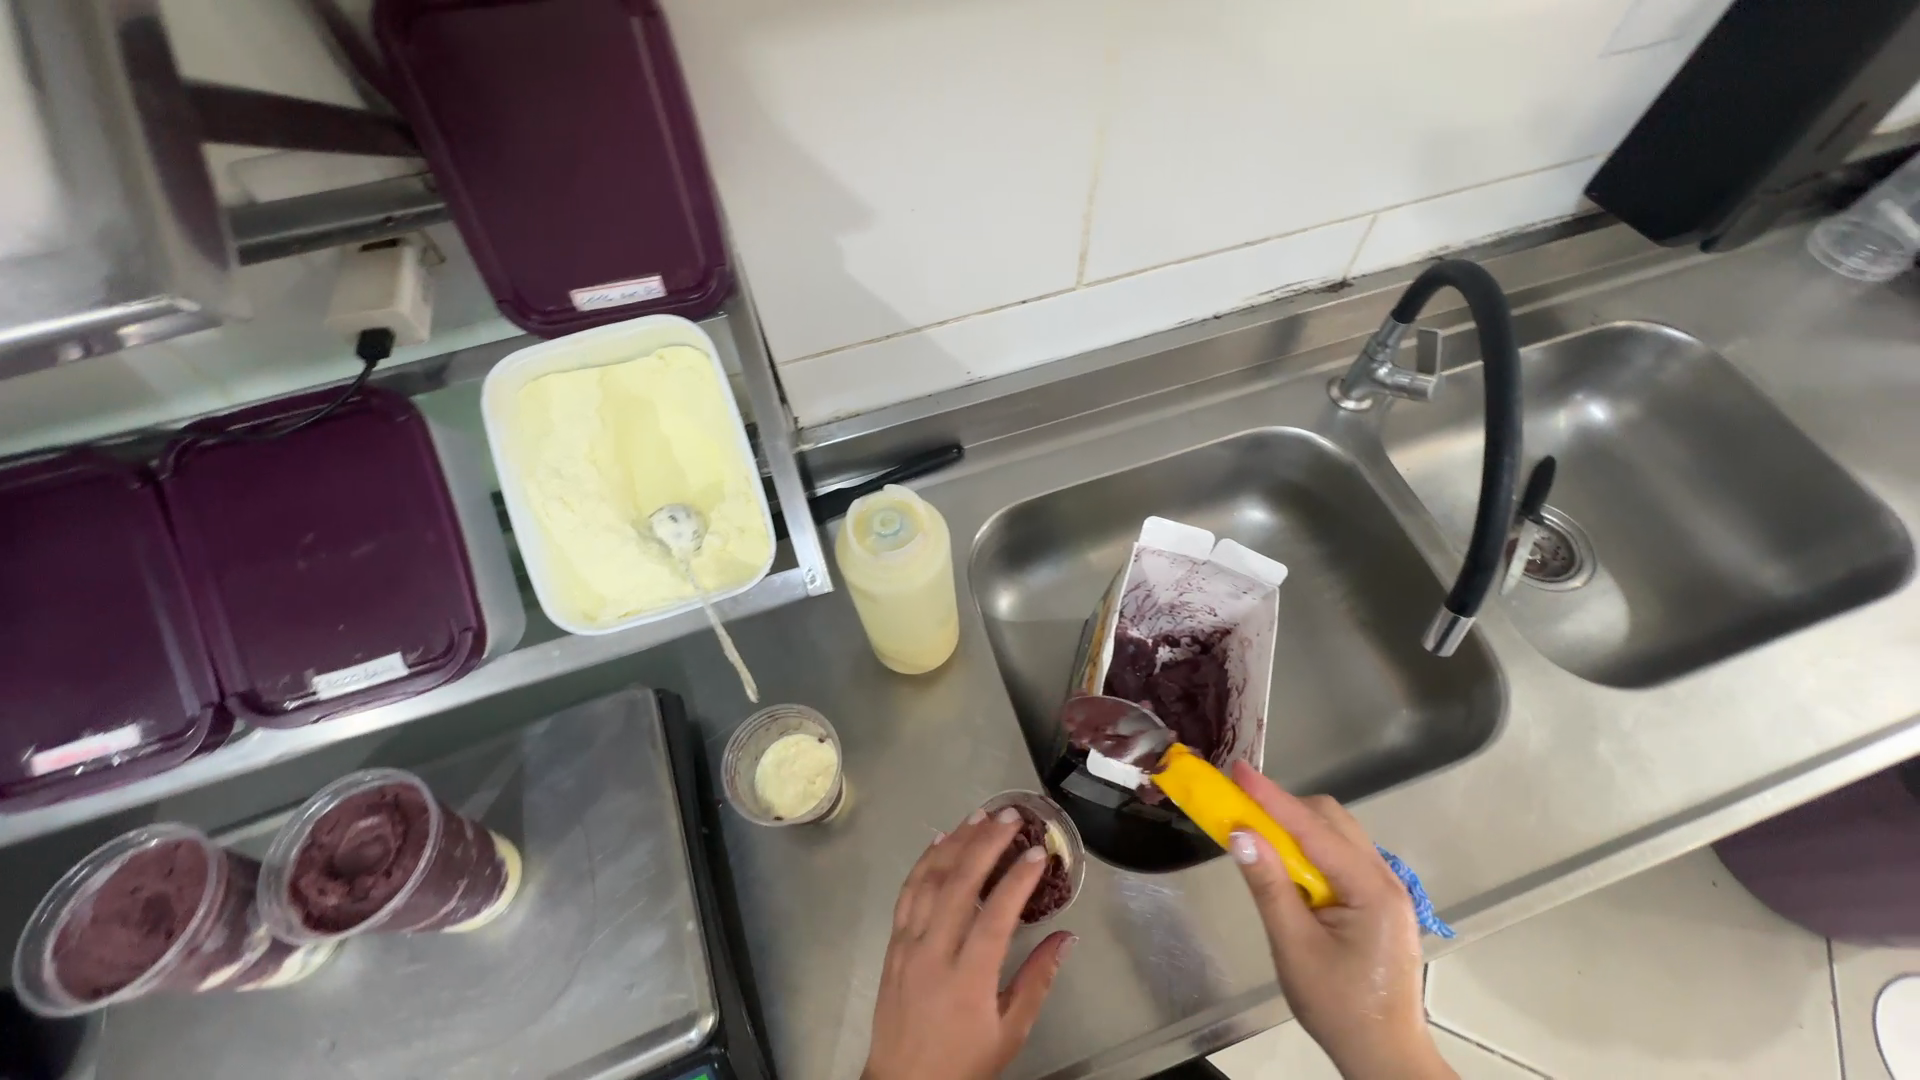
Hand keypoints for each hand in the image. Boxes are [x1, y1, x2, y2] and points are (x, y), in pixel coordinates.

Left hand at [863, 806, 1075, 1079]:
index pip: (995, 916)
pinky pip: (907, 892)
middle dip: (986, 843)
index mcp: (967, 979)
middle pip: (959, 884)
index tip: (1038, 852)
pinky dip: (924, 862)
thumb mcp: (1010, 1032)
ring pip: (930, 880)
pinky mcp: (893, 941)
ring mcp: (908, 943)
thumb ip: (1037, 980)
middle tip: (1011, 816)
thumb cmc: (963, 1061)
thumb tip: (1067, 936)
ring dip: (956, 842)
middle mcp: (933, 952)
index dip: (1018, 881)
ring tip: (980, 816)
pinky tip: (940, 841)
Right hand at [1226, 762, 1455, 1079]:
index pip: (1312, 828)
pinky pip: (1339, 855)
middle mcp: (1384, 878)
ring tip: (1257, 834)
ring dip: (1295, 827)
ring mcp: (1385, 888)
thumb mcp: (1293, 946)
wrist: (1385, 1057)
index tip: (1237, 771)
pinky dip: (1308, 848)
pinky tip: (1285, 864)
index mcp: (1371, 888)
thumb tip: (1240, 833)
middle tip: (1239, 808)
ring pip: (1335, 834)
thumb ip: (1268, 885)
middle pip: (1329, 820)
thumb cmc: (1338, 1005)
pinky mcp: (1377, 900)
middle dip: (1283, 808)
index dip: (1271, 797)